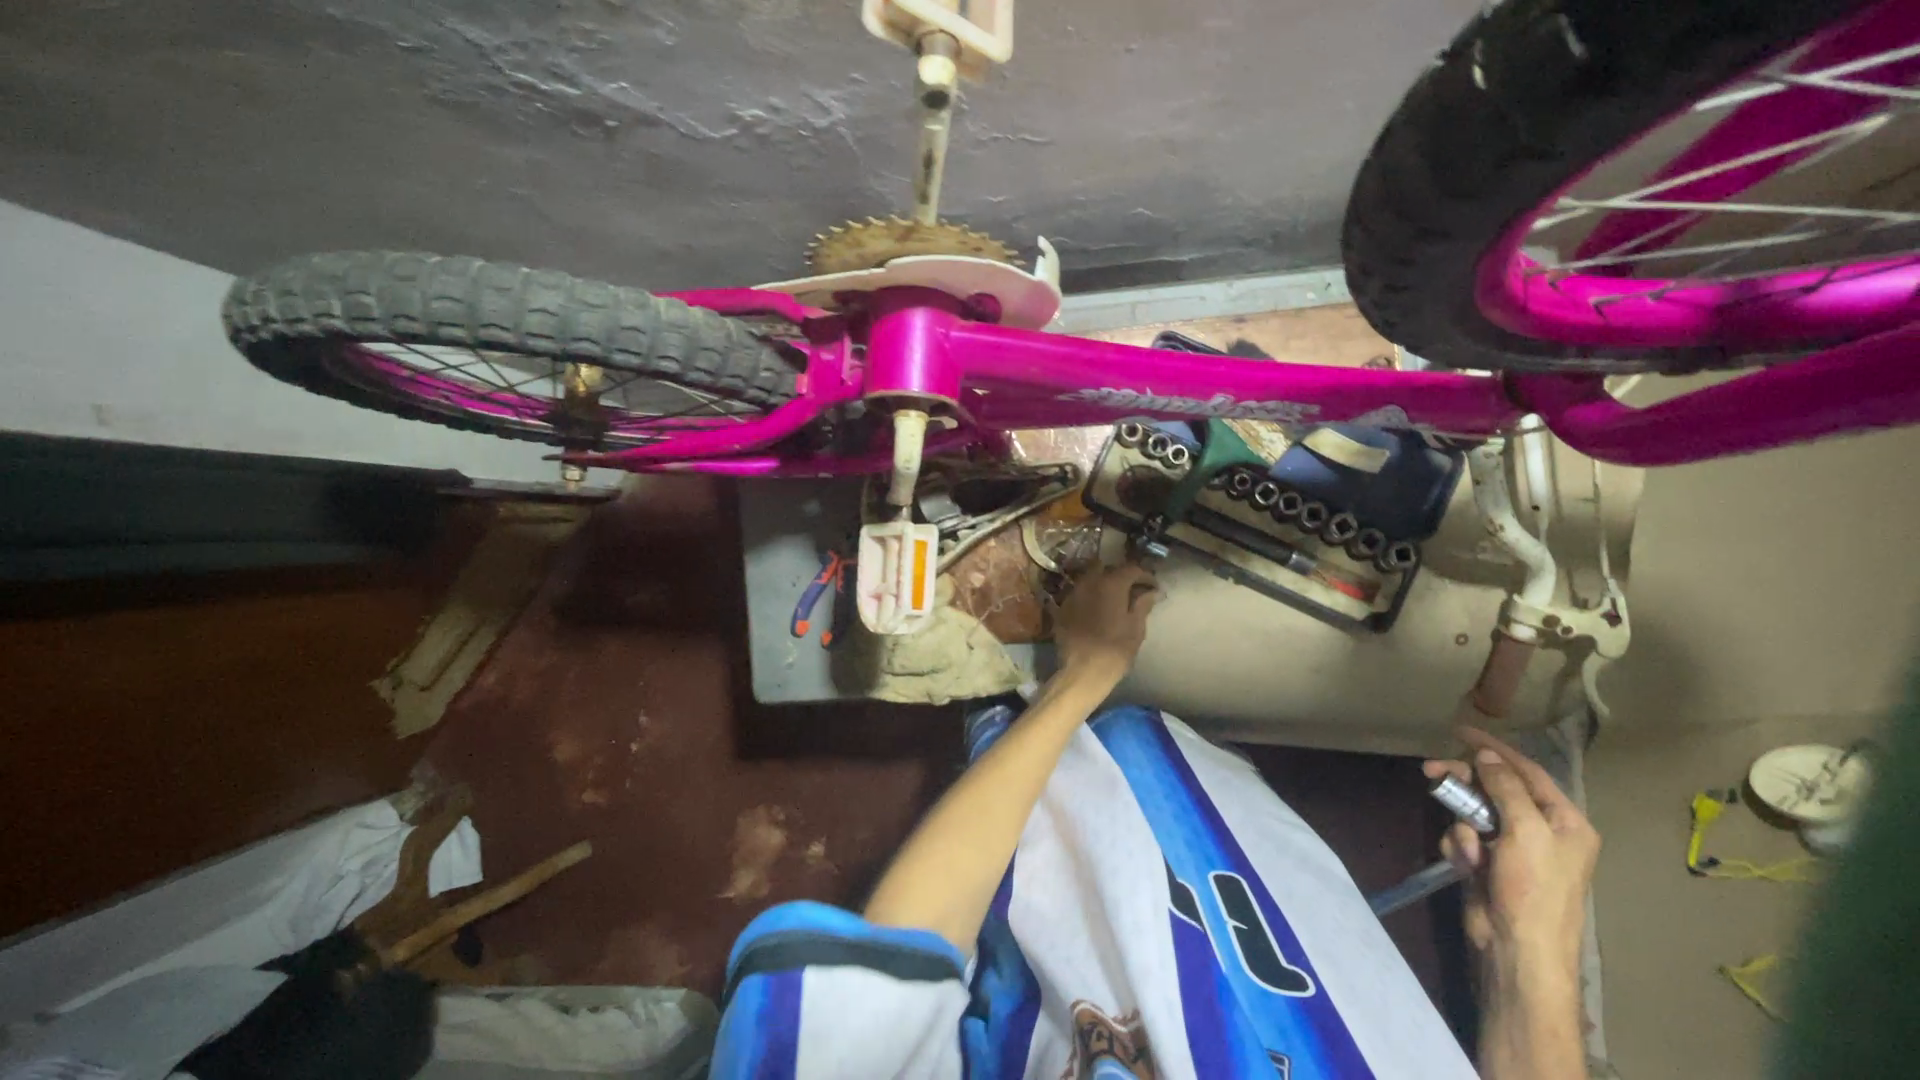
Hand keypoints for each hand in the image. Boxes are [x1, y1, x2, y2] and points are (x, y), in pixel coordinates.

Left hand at [1051, 562, 1159, 685]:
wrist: (1082, 671)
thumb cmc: (1114, 650)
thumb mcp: (1136, 628)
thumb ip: (1143, 605)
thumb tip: (1152, 592)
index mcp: (1111, 584)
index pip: (1131, 569)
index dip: (1145, 576)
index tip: (1153, 587)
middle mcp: (1089, 582)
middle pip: (1108, 569)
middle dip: (1122, 576)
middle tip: (1133, 590)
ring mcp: (1072, 594)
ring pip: (1090, 579)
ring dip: (1104, 584)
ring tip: (1115, 599)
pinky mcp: (1062, 608)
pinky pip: (1079, 594)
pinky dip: (1090, 596)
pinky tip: (1097, 609)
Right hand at [1424, 727, 1599, 982]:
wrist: (1518, 949)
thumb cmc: (1534, 888)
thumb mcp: (1526, 831)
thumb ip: (1506, 788)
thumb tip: (1488, 756)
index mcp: (1564, 821)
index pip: (1527, 771)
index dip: (1494, 749)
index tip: (1460, 731)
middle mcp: (1541, 830)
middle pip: (1495, 789)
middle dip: (1466, 783)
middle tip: (1431, 771)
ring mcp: (1513, 848)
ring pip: (1473, 813)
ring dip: (1462, 826)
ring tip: (1466, 849)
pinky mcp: (1488, 864)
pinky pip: (1464, 838)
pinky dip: (1460, 847)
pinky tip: (1466, 865)